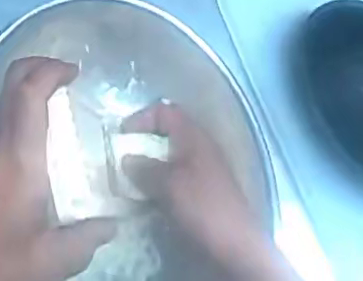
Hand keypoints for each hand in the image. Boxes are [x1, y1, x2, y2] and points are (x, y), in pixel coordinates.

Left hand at [0, 57, 116, 280]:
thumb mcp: (45, 260)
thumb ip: (82, 241)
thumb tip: (110, 225)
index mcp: (17, 151)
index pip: (29, 90)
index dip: (51, 70)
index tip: (74, 70)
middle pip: (13, 79)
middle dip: (39, 65)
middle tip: (66, 75)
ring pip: (2, 97)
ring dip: (26, 89)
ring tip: (54, 105)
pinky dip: (15, 110)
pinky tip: (28, 138)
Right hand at [121, 102, 288, 280]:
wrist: (240, 252)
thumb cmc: (203, 207)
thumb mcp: (168, 184)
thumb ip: (143, 167)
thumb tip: (126, 159)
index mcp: (193, 136)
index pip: (163, 110)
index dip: (141, 117)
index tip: (123, 135)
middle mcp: (199, 148)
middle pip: (166, 134)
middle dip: (143, 143)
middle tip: (124, 157)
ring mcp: (204, 172)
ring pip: (170, 159)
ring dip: (150, 167)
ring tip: (132, 181)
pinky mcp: (205, 195)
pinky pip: (176, 179)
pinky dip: (161, 184)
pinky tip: (150, 199)